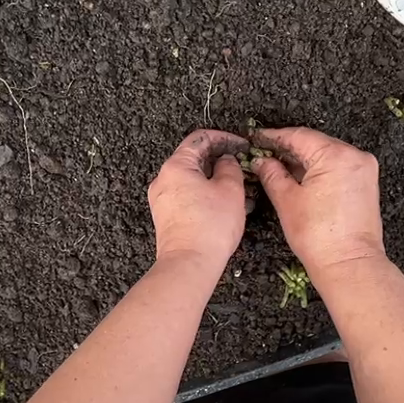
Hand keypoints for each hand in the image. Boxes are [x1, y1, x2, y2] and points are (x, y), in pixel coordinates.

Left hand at [147, 129, 249, 266]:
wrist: (189, 264)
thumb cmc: (209, 228)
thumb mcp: (231, 189)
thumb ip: (230, 166)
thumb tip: (227, 160)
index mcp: (176, 166)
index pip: (200, 138)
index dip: (224, 138)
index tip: (240, 145)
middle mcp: (163, 180)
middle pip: (193, 160)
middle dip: (220, 162)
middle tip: (241, 168)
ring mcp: (162, 200)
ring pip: (192, 181)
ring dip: (215, 181)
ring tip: (238, 191)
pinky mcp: (166, 218)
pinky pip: (187, 198)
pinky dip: (205, 196)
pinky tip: (224, 206)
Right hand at [250, 128, 385, 277]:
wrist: (348, 264)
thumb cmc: (319, 237)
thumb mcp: (287, 201)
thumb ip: (272, 175)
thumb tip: (262, 161)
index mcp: (336, 155)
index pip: (300, 136)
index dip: (275, 137)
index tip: (257, 138)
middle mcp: (355, 156)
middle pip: (315, 143)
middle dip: (288, 149)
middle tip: (264, 154)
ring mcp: (364, 170)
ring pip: (327, 156)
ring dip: (303, 161)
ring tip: (278, 168)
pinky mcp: (365, 185)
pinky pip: (338, 168)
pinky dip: (318, 171)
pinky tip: (300, 179)